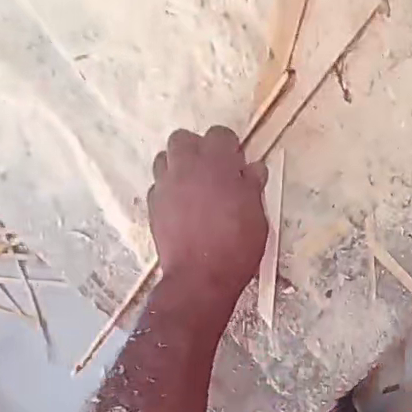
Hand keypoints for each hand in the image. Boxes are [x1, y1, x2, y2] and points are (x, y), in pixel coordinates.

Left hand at [148, 126, 267, 299]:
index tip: (239, 166)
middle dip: (200, 149)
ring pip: (166, 158)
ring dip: (181, 165)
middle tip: (217, 172)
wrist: (201, 276)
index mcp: (217, 165)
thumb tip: (253, 169)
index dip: (231, 149)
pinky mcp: (153, 203)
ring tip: (198, 187)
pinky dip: (172, 189)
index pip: (220, 135)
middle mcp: (186, 167)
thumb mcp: (258, 216)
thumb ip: (253, 187)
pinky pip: (160, 184)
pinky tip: (187, 208)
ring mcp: (165, 184)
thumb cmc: (237, 246)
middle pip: (184, 138)